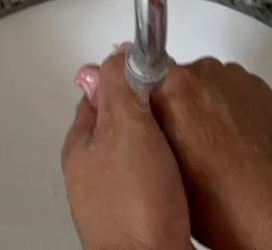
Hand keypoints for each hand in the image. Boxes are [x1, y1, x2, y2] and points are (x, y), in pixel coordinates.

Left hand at [61, 48, 190, 249]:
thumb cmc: (135, 205)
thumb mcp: (126, 127)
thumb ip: (120, 85)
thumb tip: (117, 52)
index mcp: (82, 145)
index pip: (101, 92)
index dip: (127, 76)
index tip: (153, 70)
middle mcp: (94, 172)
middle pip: (123, 122)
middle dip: (150, 110)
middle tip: (176, 103)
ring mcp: (116, 198)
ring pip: (142, 153)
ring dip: (164, 142)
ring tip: (189, 135)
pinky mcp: (141, 220)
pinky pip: (157, 182)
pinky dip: (173, 171)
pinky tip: (189, 172)